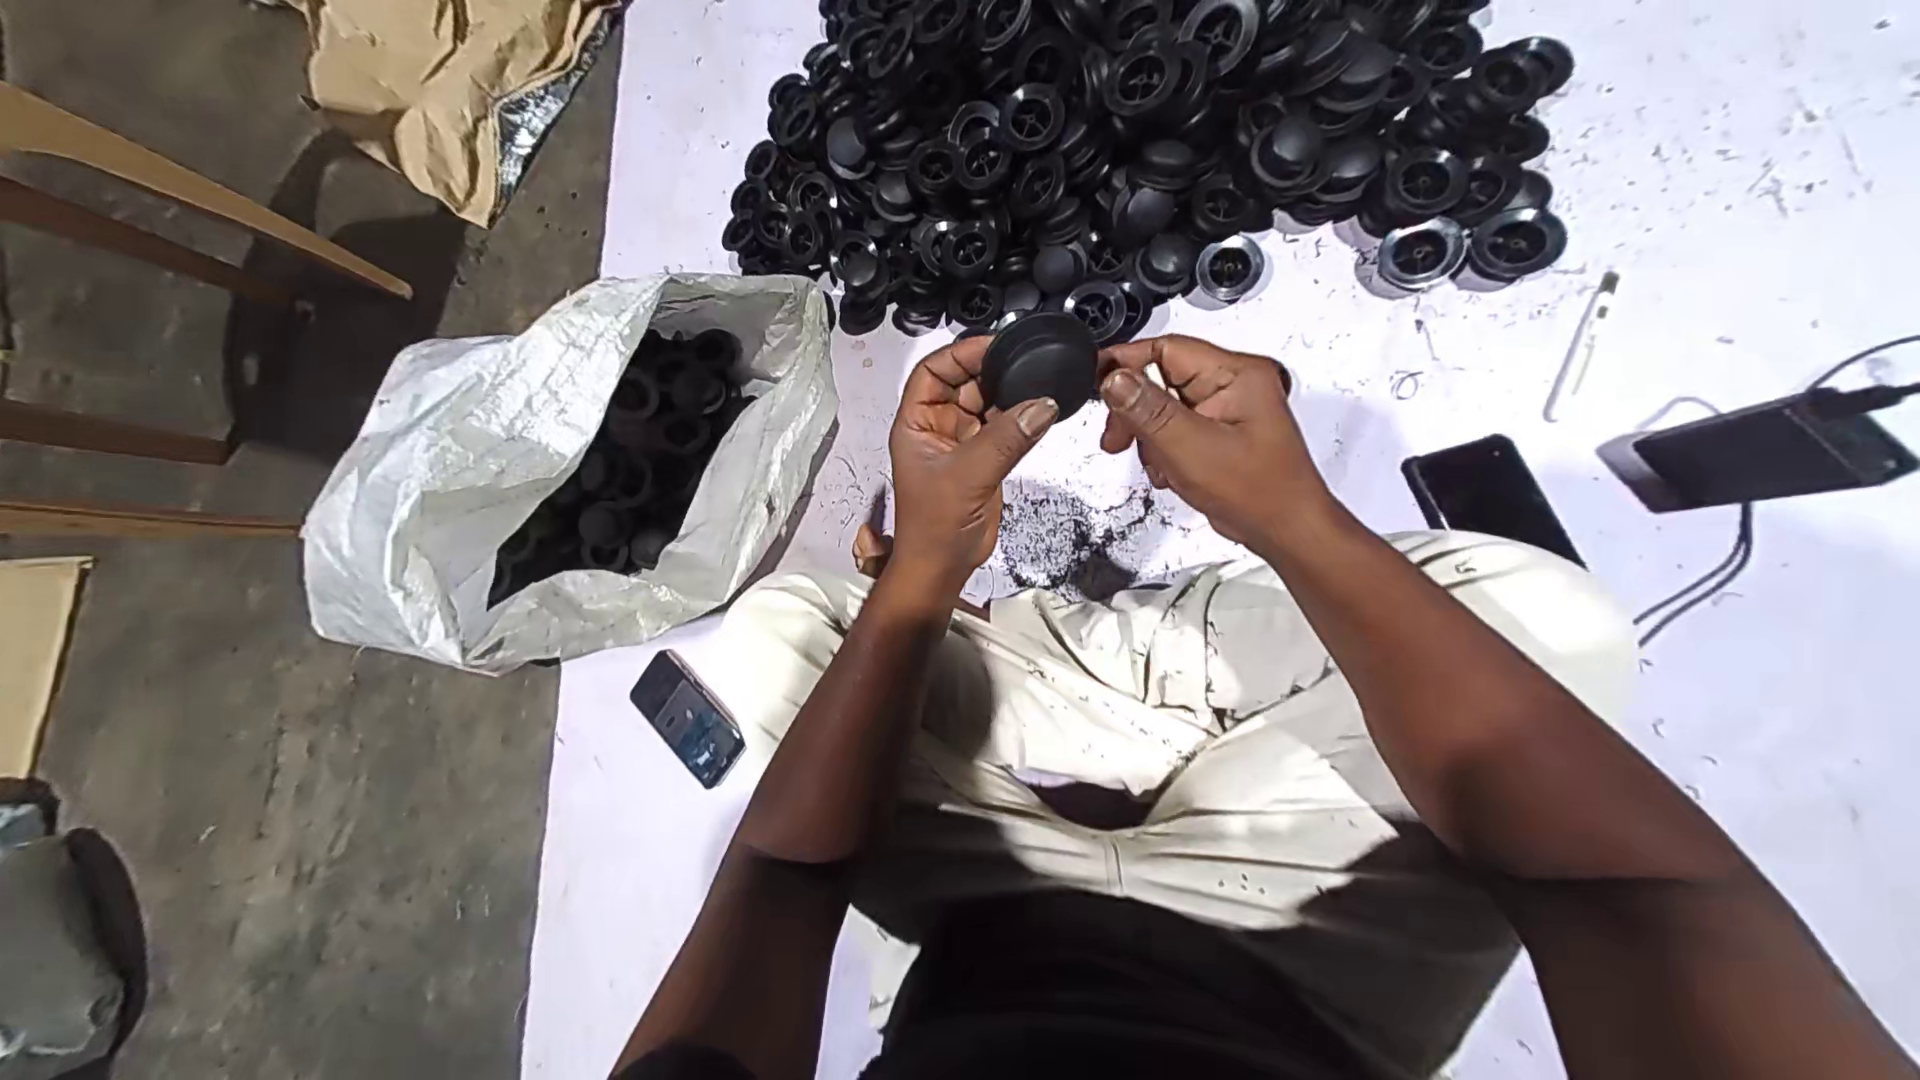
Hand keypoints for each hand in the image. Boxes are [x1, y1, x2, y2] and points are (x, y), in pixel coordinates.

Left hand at [888, 336, 1058, 597]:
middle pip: (964, 382)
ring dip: (1010, 394)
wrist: (943, 567)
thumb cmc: (931, 530)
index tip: (993, 346)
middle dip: (992, 371)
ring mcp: (962, 443)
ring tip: (1037, 384)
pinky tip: (1038, 411)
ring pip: (987, 403)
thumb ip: (1005, 440)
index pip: (933, 371)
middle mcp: (937, 428)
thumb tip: (1040, 406)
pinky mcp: (984, 458)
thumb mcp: (966, 477)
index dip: (960, 354)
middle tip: (1024, 362)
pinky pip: (1005, 427)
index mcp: (916, 424)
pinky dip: (1021, 418)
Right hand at [1097, 334, 1332, 549]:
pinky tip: (1169, 471)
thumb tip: (1115, 379)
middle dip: (1134, 412)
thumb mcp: (1190, 447)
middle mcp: (1232, 385)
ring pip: (1161, 407)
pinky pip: (1172, 429)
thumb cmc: (1259, 491)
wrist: (1283, 531)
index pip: (1165, 349)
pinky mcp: (1216, 432)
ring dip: (1148, 437)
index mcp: (1235, 374)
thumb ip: (1148, 410)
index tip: (1096, 382)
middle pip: (1159, 379)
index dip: (1124, 364)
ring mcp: (1224, 409)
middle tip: (1117, 437)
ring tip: (1158, 463)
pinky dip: (1162, 451)